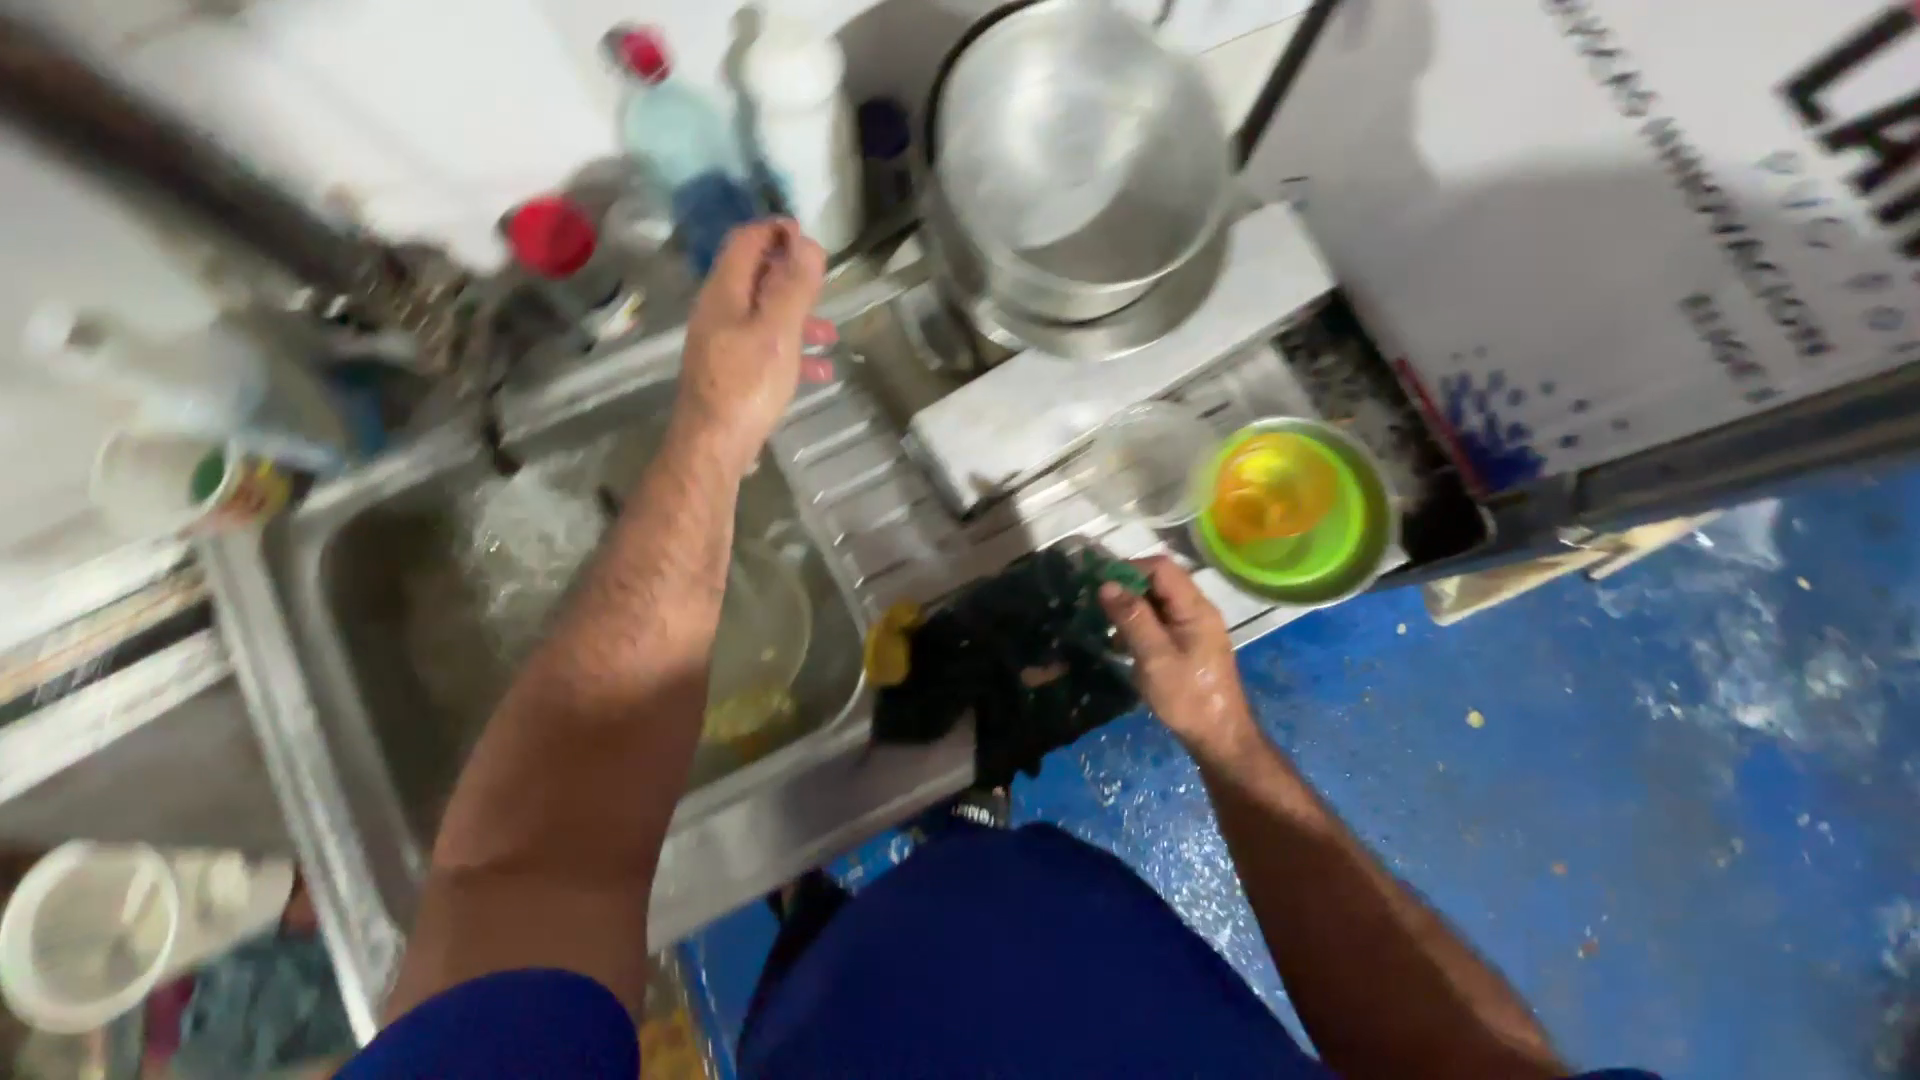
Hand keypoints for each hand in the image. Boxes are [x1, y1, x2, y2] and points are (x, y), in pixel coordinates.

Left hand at [674, 220, 830, 468]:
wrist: (713, 446)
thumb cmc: (747, 385)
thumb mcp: (778, 331)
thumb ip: (793, 286)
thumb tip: (807, 242)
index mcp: (725, 292)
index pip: (745, 240)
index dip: (775, 230)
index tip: (809, 237)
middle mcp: (718, 311)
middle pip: (755, 278)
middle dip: (792, 276)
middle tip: (824, 284)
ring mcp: (721, 344)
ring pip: (763, 317)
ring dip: (797, 318)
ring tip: (830, 335)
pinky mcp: (729, 373)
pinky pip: (764, 349)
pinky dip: (791, 352)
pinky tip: (818, 372)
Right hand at [1099, 556, 1259, 762]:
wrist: (1218, 737)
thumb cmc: (1187, 697)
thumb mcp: (1154, 657)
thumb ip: (1132, 618)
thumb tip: (1106, 584)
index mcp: (1195, 608)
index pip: (1161, 568)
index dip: (1129, 569)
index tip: (1099, 584)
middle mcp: (1197, 611)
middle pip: (1159, 582)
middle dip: (1127, 588)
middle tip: (1096, 605)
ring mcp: (1194, 628)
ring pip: (1158, 603)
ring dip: (1130, 608)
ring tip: (1104, 625)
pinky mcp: (1187, 645)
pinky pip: (1160, 623)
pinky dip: (1138, 626)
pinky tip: (1120, 644)